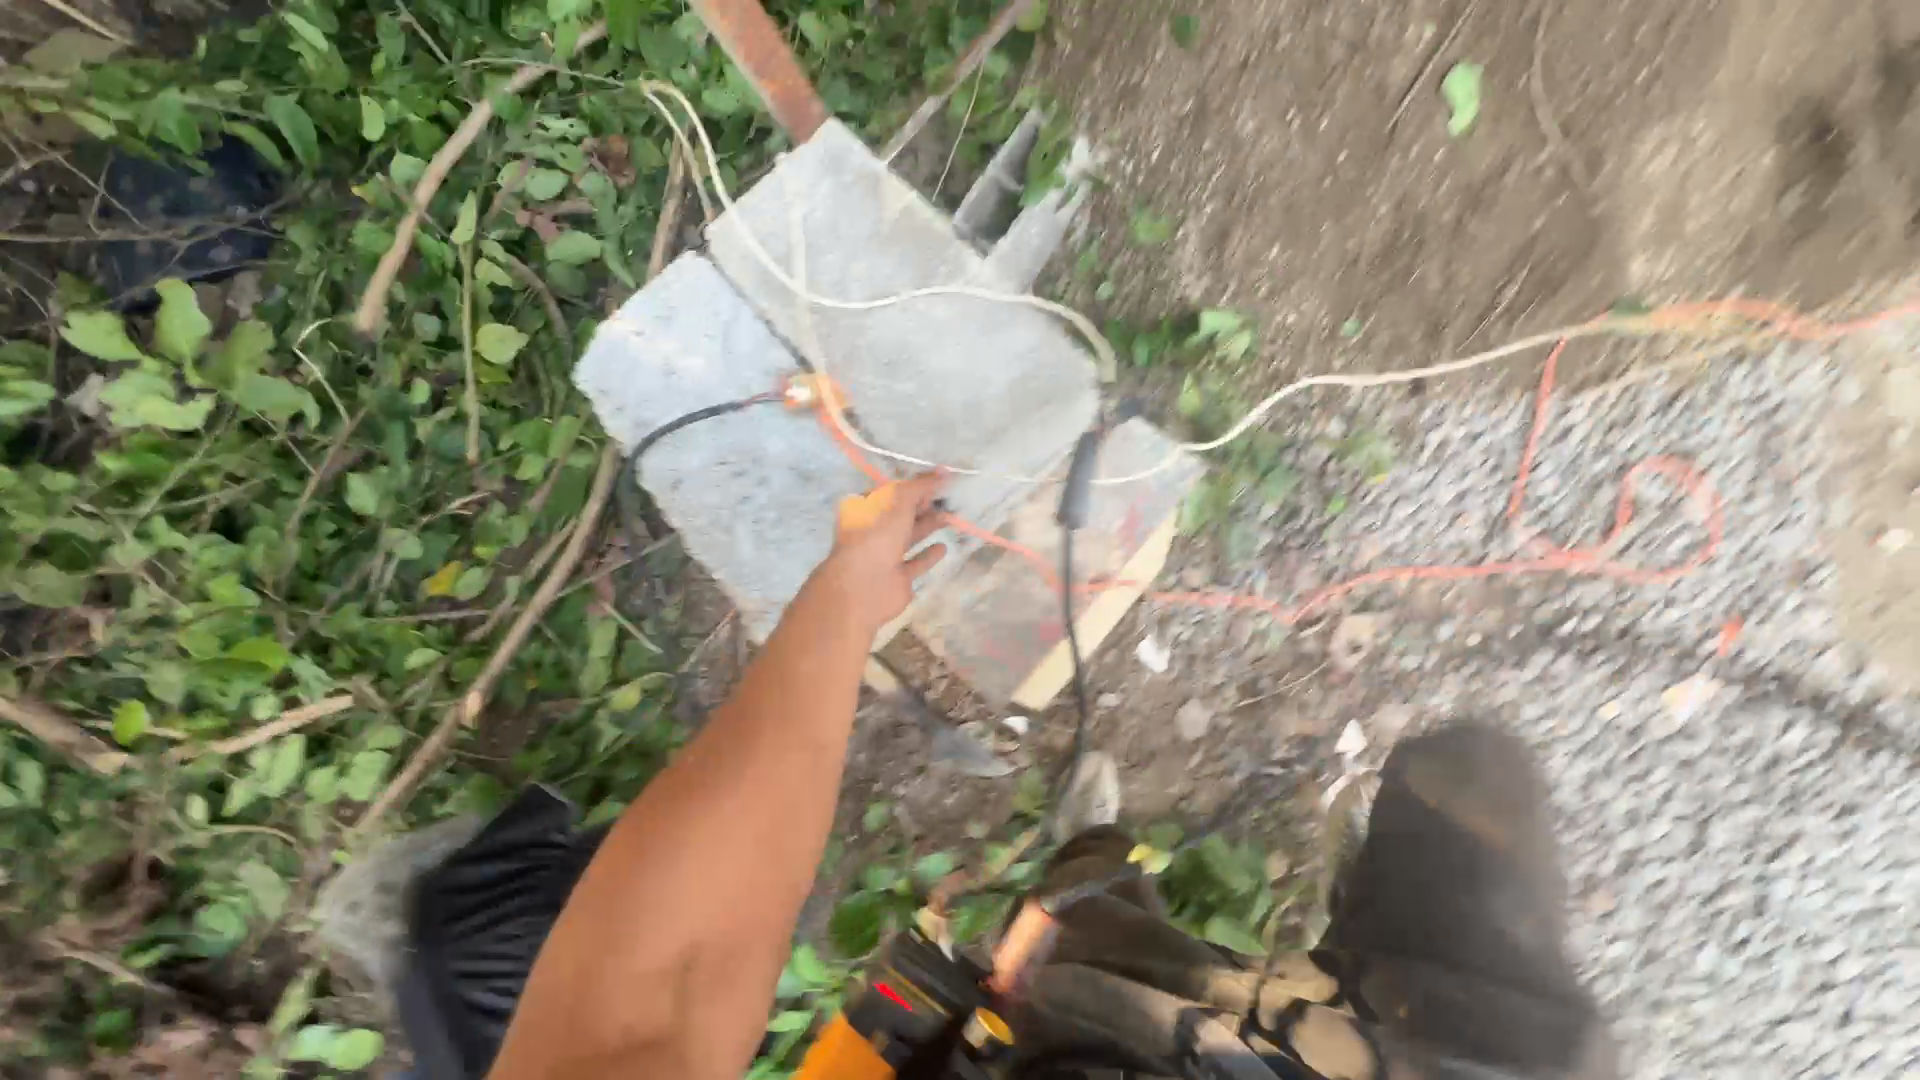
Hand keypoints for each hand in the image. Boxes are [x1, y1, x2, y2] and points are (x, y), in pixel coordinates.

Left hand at [805, 471, 948, 638]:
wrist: (865, 584)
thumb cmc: (877, 533)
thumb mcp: (899, 499)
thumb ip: (921, 485)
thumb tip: (943, 472)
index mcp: (863, 509)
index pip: (889, 492)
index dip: (912, 486)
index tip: (936, 481)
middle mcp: (870, 531)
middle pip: (900, 514)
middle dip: (922, 505)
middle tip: (947, 498)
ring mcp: (882, 556)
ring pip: (908, 537)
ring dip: (927, 526)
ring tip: (949, 517)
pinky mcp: (896, 578)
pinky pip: (915, 563)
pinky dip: (928, 555)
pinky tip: (943, 547)